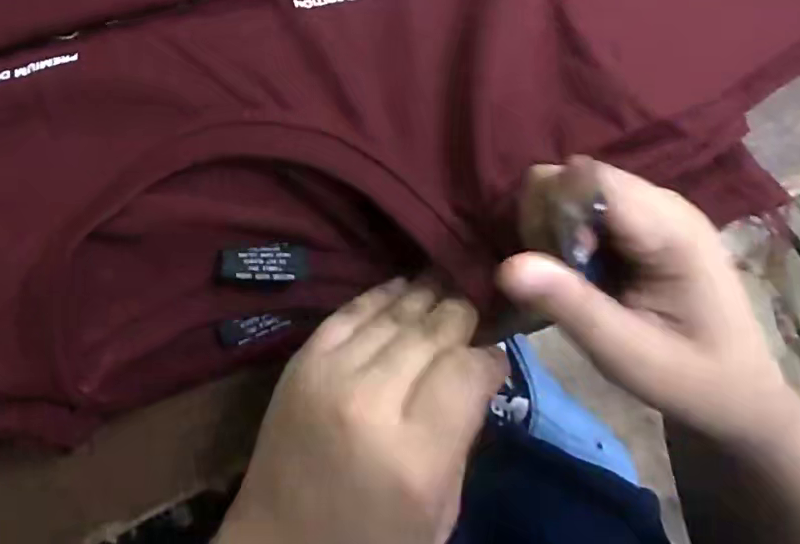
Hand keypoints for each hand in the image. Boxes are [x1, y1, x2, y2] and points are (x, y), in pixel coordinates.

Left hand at [216, 280, 509, 543]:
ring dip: (423, 295)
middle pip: (429, 335)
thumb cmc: (371, 541)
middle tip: (475, 305)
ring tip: (445, 281)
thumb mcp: (438, 513)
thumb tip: (480, 370)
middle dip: (459, 315)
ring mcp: (331, 374)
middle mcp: (371, 402)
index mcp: (414, 456)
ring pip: (391, 316)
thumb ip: (461, 438)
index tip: (496, 352)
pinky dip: (378, 295)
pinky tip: (401, 286)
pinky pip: (349, 312)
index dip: (488, 356)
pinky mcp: (303, 360)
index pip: (464, 374)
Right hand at [497, 157, 794, 446]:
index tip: (562, 264)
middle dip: (548, 219)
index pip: (587, 178)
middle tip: (563, 276)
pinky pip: (580, 197)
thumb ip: (571, 306)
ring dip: (553, 224)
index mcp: (670, 228)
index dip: (555, 211)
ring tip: (573, 274)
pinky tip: (583, 267)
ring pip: (569, 182)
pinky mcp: (639, 212)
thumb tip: (506, 267)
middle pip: (572, 174)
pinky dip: (565, 227)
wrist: (739, 396)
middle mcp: (661, 200)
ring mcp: (651, 202)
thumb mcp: (628, 356)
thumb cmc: (689, 380)